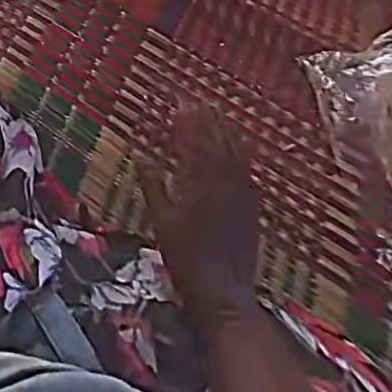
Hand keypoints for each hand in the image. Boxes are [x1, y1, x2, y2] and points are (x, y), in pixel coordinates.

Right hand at [140, 103, 260, 328]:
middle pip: (215, 138)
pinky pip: (245, 166)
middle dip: (204, 115)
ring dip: (222, 127)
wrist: (223, 294)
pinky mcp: (251, 203)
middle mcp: (223, 180)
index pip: (192, 138)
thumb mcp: (160, 220)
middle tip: (194, 97)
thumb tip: (141, 156)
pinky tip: (232, 142)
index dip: (185, 117)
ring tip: (213, 110)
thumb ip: (152, 184)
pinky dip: (237, 148)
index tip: (177, 99)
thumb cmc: (185, 258)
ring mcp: (241, 191)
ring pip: (233, 149)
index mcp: (199, 181)